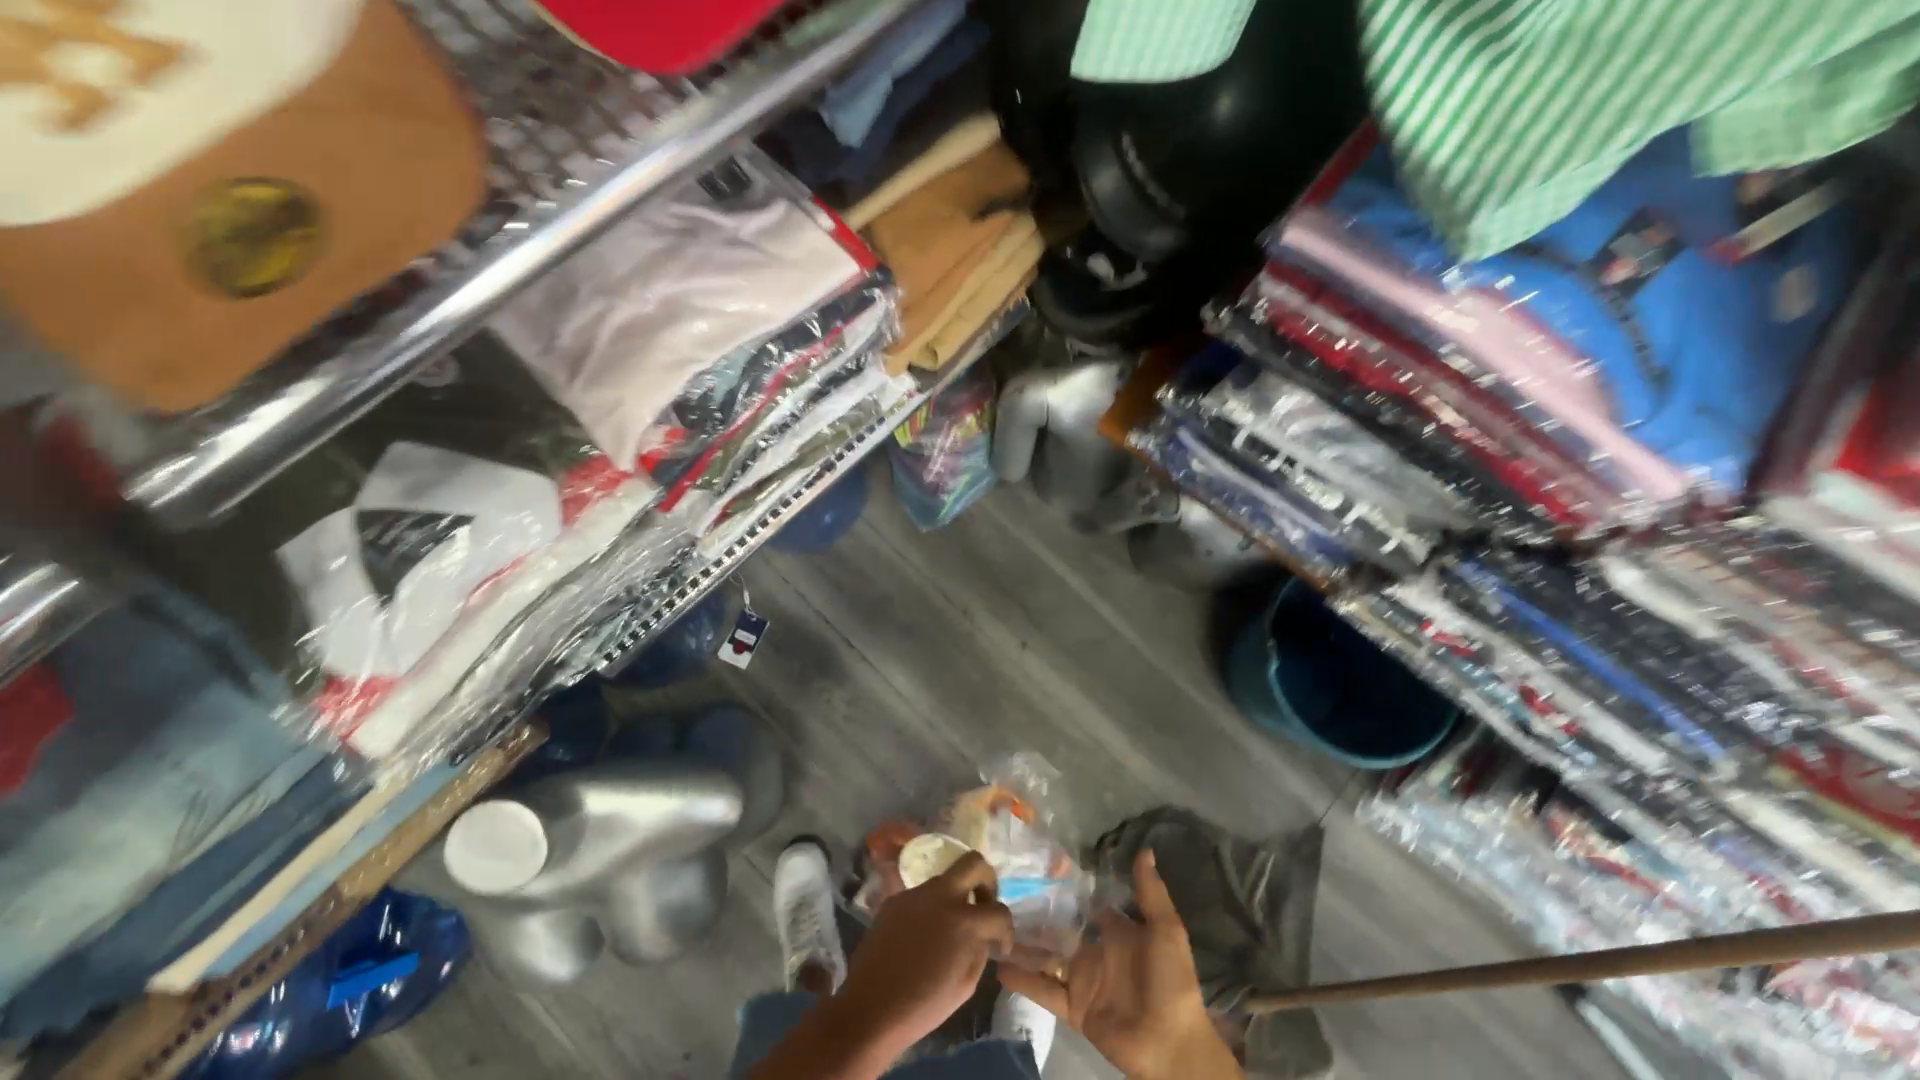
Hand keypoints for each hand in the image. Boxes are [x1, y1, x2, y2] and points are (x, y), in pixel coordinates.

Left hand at [829, 851, 1014, 1060]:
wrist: (871, 1006)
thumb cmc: (923, 1005)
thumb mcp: (966, 984)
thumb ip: (979, 949)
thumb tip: (982, 935)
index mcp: (963, 920)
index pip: (999, 910)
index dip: (1007, 930)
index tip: (1001, 946)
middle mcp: (940, 896)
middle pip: (974, 862)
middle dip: (987, 880)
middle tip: (984, 905)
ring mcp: (914, 894)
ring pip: (946, 878)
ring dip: (957, 894)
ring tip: (952, 925)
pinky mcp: (894, 900)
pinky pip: (922, 895)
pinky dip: (932, 907)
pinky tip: (925, 933)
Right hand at [1000, 851, 1242, 1079]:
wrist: (1168, 1042)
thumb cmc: (1170, 981)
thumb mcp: (1166, 930)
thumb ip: (1150, 892)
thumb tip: (1145, 849)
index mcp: (1119, 934)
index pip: (1090, 906)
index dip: (1070, 889)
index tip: (1041, 868)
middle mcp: (1097, 953)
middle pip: (1062, 930)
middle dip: (1038, 915)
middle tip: (1004, 893)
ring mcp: (1083, 981)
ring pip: (1047, 958)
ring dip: (1025, 946)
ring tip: (992, 927)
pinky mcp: (1073, 1007)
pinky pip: (1044, 990)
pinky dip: (1023, 981)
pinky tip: (999, 967)